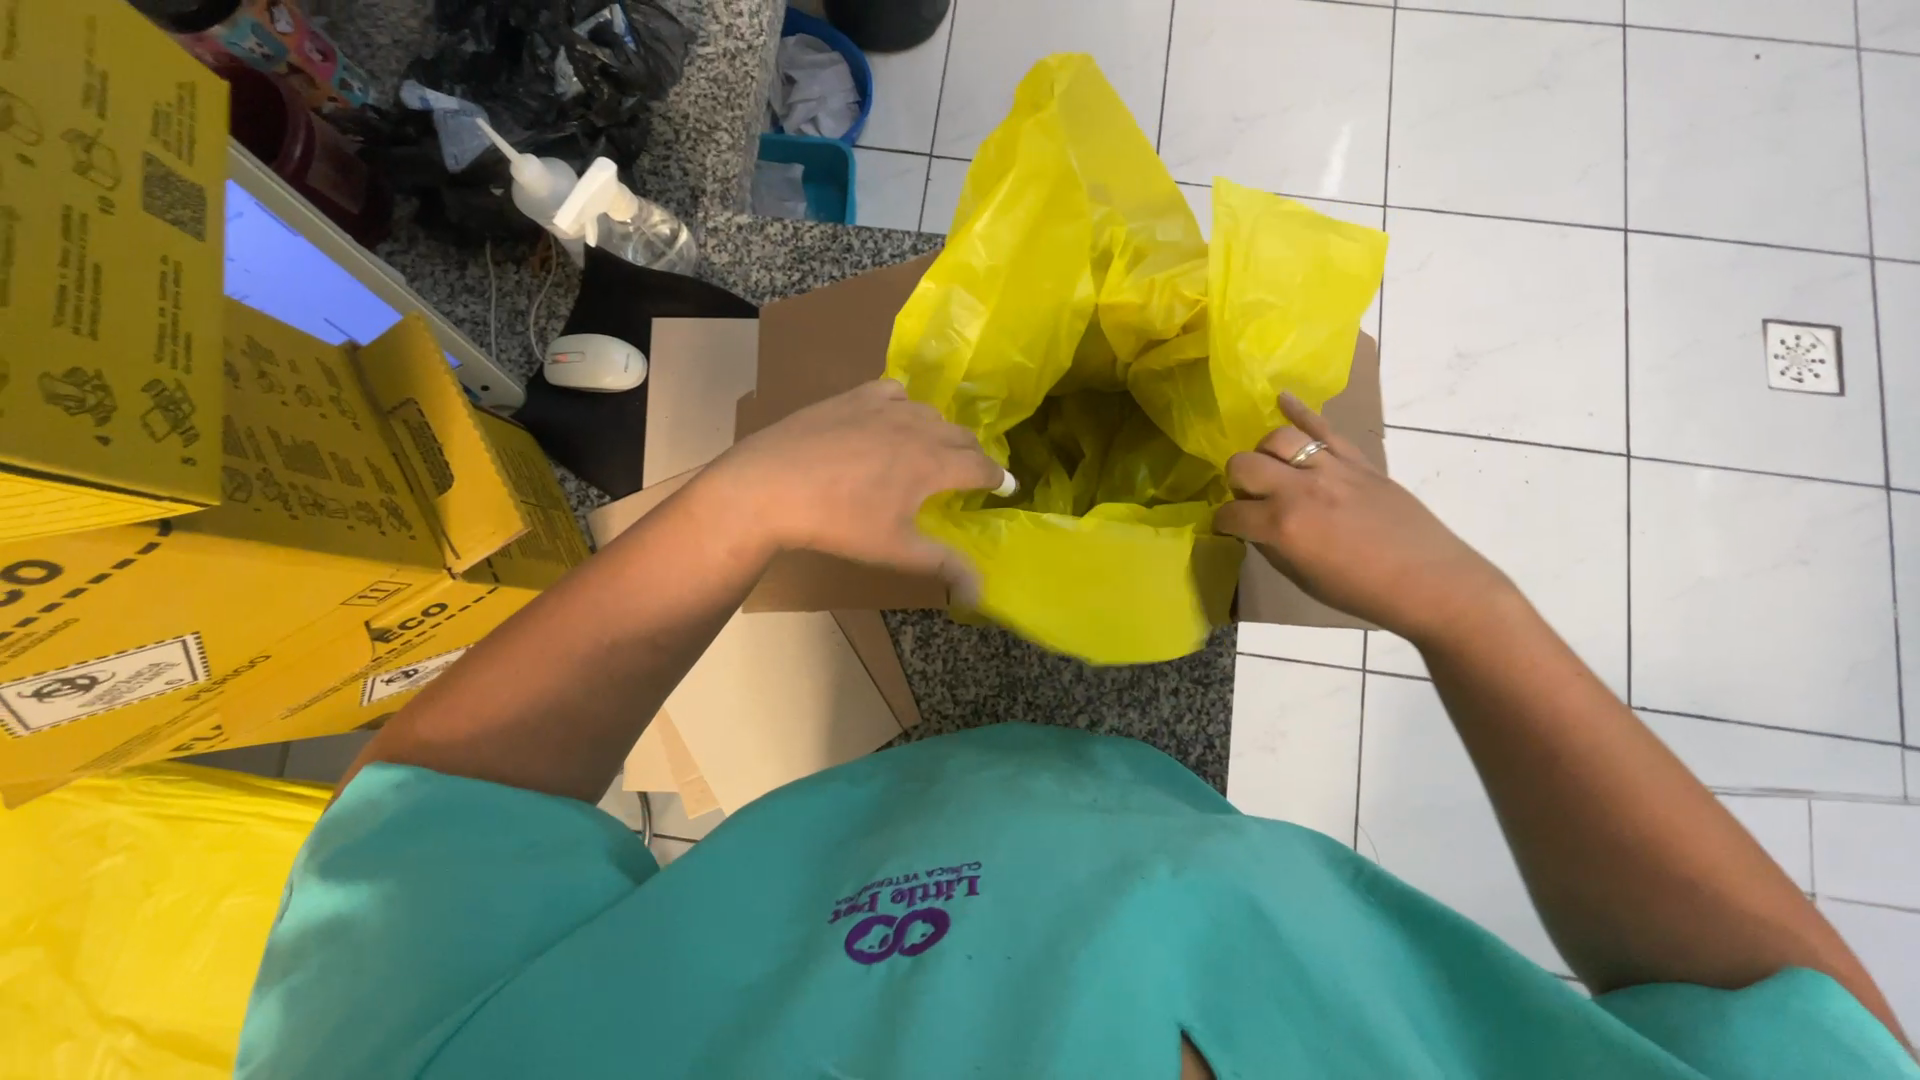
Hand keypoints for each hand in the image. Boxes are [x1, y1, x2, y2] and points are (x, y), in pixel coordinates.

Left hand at [704, 378, 1003, 588]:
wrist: (770, 485)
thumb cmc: (839, 522)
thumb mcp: (895, 549)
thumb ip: (944, 565)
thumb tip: (980, 593)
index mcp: (934, 464)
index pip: (982, 466)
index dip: (998, 478)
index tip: (1005, 487)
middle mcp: (918, 427)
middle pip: (961, 436)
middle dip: (972, 456)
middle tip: (967, 477)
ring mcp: (885, 407)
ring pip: (931, 413)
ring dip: (941, 432)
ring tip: (932, 451)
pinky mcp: (854, 396)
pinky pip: (895, 392)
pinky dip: (905, 406)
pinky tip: (892, 419)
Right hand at [1215, 393, 1517, 646]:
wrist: (1428, 581)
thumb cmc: (1361, 591)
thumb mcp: (1302, 577)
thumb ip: (1271, 546)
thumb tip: (1254, 526)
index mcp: (1282, 527)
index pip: (1230, 514)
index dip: (1223, 523)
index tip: (1228, 528)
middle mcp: (1299, 490)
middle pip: (1243, 465)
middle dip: (1237, 482)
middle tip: (1250, 497)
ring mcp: (1331, 469)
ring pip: (1277, 438)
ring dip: (1264, 453)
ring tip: (1272, 468)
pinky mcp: (1357, 460)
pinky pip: (1322, 427)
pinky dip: (1299, 410)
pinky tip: (1280, 399)